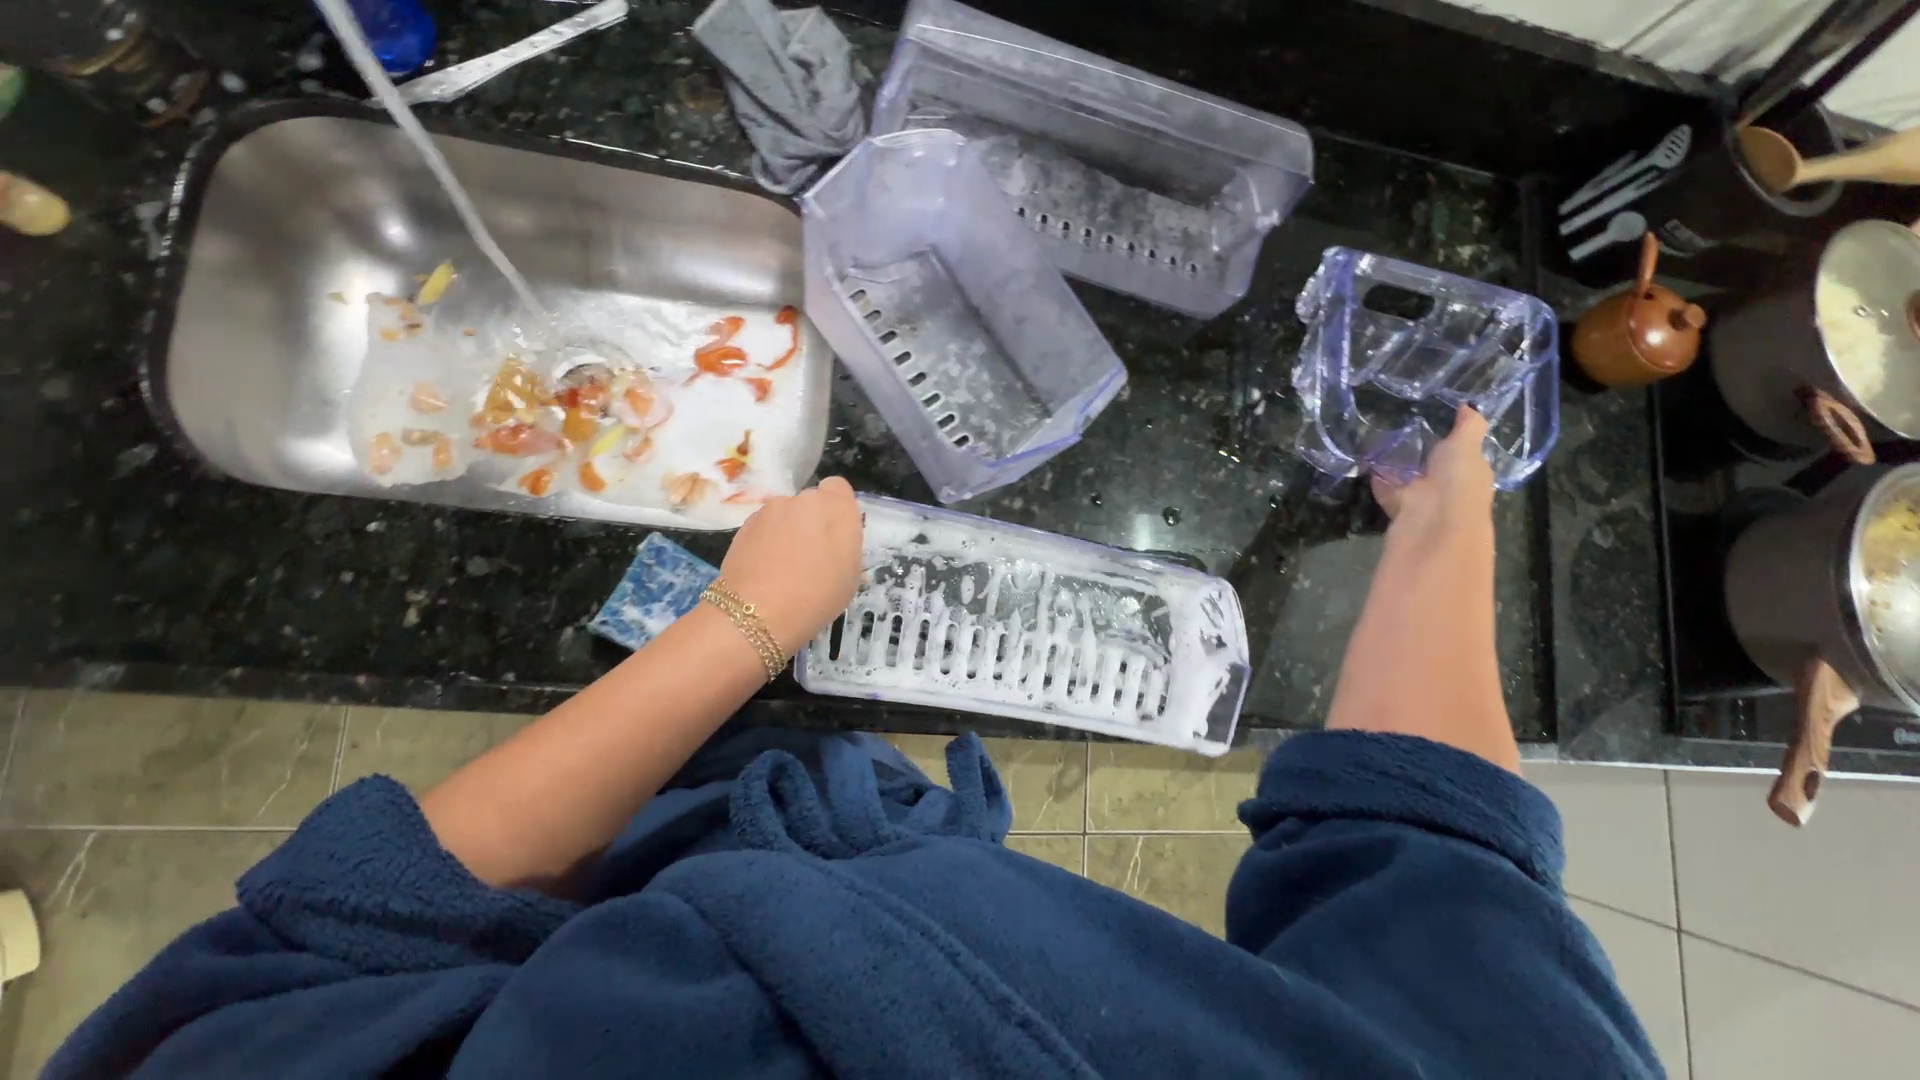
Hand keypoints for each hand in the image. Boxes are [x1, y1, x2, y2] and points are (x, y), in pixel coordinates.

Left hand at [719, 476, 863, 653]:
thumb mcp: (850, 578)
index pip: (839, 488)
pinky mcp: (747, 521)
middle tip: (810, 554)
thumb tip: (835, 540)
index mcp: (838, 510)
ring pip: (786, 513)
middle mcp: (806, 500)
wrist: (757, 613)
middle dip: (812, 520)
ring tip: (782, 564)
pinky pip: (765, 525)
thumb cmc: (816, 599)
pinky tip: (763, 567)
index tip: (834, 533)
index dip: (837, 508)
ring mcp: (773, 508)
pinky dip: (766, 539)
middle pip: (811, 502)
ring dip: (787, 529)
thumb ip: (846, 546)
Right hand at [1369, 405, 1494, 530]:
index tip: (1436, 424)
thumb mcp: (1467, 444)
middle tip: (1402, 430)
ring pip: (1409, 479)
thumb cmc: (1458, 478)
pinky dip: (1378, 477)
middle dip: (1421, 455)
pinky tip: (1367, 461)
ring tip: (1381, 442)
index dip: (1453, 443)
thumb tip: (1469, 406)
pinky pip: (1386, 487)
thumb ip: (1469, 426)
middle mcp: (1447, 489)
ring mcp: (1421, 499)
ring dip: (1398, 467)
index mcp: (1470, 474)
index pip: (1463, 457)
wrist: (1432, 517)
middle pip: (1433, 469)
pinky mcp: (1397, 506)